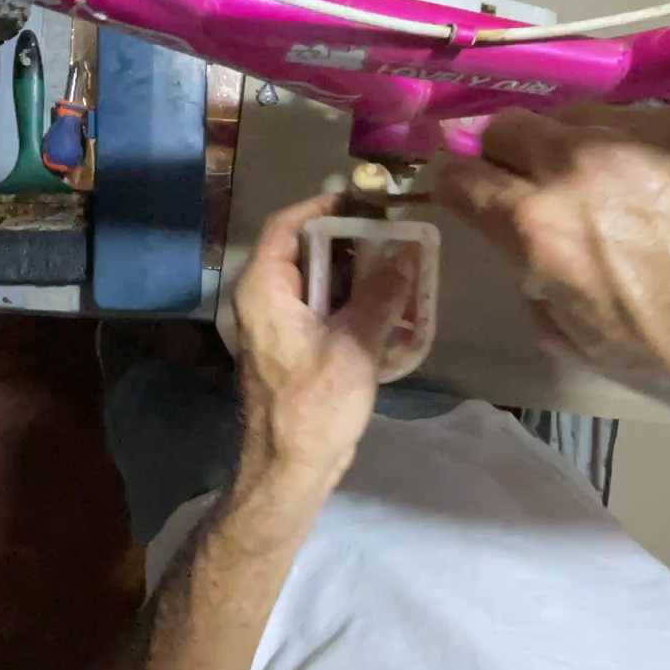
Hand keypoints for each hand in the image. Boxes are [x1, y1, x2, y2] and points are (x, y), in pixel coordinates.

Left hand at [231, 194, 412, 503]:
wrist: (289, 469)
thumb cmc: (313, 406)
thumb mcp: (354, 345)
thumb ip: (380, 294)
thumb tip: (404, 253)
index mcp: (264, 289)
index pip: (286, 226)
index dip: (323, 206)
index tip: (364, 200)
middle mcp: (264, 299)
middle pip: (305, 251)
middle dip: (351, 242)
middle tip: (396, 234)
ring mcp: (278, 324)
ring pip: (318, 282)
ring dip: (357, 274)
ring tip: (401, 266)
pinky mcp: (294, 346)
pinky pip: (322, 309)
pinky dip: (352, 302)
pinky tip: (389, 305)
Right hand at [432, 104, 669, 423]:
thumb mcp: (587, 346)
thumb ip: (539, 291)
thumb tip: (537, 266)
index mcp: (541, 228)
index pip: (458, 178)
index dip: (445, 183)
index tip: (450, 190)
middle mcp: (578, 164)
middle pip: (503, 127)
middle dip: (498, 156)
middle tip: (519, 188)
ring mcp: (639, 132)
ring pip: (565, 115)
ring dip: (557, 145)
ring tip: (590, 182)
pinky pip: (626, 119)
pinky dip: (616, 143)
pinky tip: (652, 181)